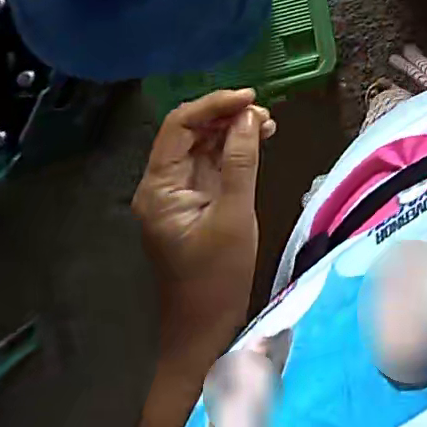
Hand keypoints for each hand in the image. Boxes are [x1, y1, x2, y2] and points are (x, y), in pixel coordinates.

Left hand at [131, 89, 276, 363]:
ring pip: (202, 142)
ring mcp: (177, 191)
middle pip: (189, 130)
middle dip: (225, 114)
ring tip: (267, 123)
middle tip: (263, 112)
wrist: (206, 329)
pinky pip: (211, 160)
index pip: (179, 126)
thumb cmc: (217, 276)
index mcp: (159, 187)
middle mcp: (162, 183)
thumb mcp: (235, 214)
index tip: (249, 98)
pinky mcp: (194, 198)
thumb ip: (241, 161)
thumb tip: (250, 115)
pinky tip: (260, 138)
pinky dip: (234, 146)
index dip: (214, 105)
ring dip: (233, 128)